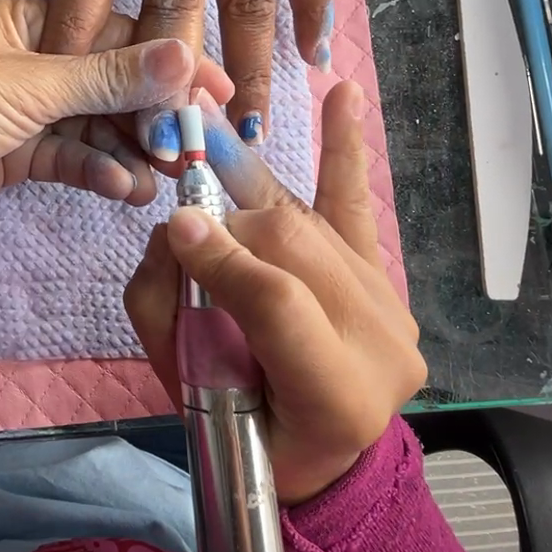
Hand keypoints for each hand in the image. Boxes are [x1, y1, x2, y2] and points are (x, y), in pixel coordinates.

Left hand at [0, 0, 232, 200]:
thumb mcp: (34, 82)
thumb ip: (111, 75)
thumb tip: (186, 55)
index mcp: (33, 20)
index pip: (117, 34)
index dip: (169, 63)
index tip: (214, 92)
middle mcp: (36, 58)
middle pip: (112, 84)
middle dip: (153, 117)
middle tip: (195, 147)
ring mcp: (29, 107)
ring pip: (95, 125)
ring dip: (130, 151)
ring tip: (164, 177)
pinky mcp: (22, 149)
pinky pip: (71, 155)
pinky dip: (97, 170)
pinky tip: (124, 188)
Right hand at [124, 82, 421, 503]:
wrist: (320, 453)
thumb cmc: (240, 428)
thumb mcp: (183, 387)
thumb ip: (164, 309)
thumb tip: (176, 225)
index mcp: (334, 393)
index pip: (279, 303)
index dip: (224, 257)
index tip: (176, 227)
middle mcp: (381, 343)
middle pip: (292, 244)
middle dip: (227, 226)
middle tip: (189, 229)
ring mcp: (388, 302)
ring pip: (306, 219)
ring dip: (247, 196)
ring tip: (206, 154)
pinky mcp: (379, 275)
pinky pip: (356, 205)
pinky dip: (343, 150)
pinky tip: (342, 97)